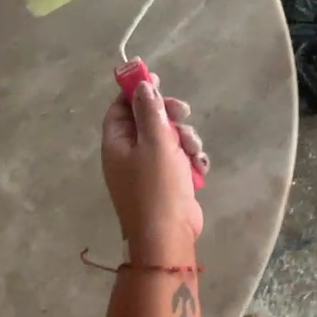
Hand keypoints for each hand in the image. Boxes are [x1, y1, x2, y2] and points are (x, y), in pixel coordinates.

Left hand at [100, 82, 204, 262]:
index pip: (120, 107)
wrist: (168, 237)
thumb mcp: (155, 142)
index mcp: (116, 143)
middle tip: (184, 113)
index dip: (137, 91)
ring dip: (185, 139)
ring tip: (193, 152)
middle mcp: (129, 154)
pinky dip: (190, 159)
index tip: (157, 79)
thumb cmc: (157, 187)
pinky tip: (199, 167)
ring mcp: (148, 169)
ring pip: (168, 138)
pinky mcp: (167, 182)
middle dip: (169, 115)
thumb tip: (141, 84)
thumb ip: (149, 110)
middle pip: (148, 119)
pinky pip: (179, 159)